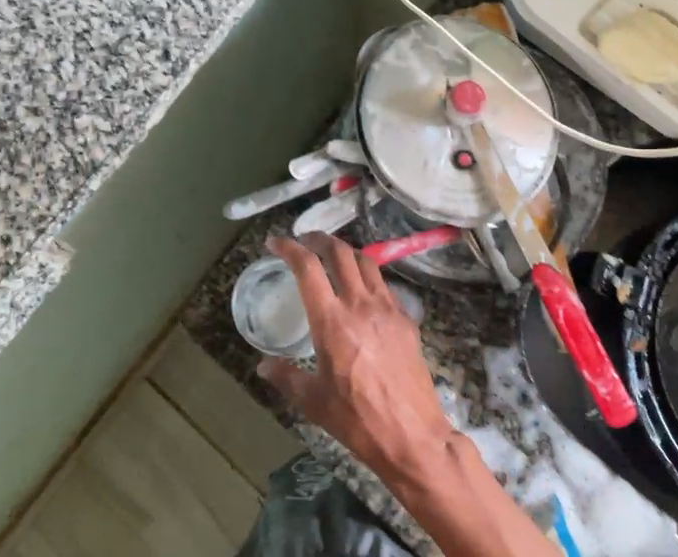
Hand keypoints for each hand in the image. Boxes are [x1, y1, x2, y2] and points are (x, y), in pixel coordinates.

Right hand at [259, 234, 455, 477]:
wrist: (413, 437)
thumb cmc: (358, 420)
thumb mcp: (313, 402)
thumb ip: (286, 377)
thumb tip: (263, 365)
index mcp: (332, 321)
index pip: (308, 267)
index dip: (289, 248)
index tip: (275, 243)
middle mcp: (360, 305)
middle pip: (340, 252)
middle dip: (319, 239)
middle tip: (304, 240)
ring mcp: (388, 310)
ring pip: (366, 262)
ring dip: (346, 252)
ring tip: (333, 257)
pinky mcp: (407, 321)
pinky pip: (385, 286)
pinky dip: (368, 277)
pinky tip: (363, 292)